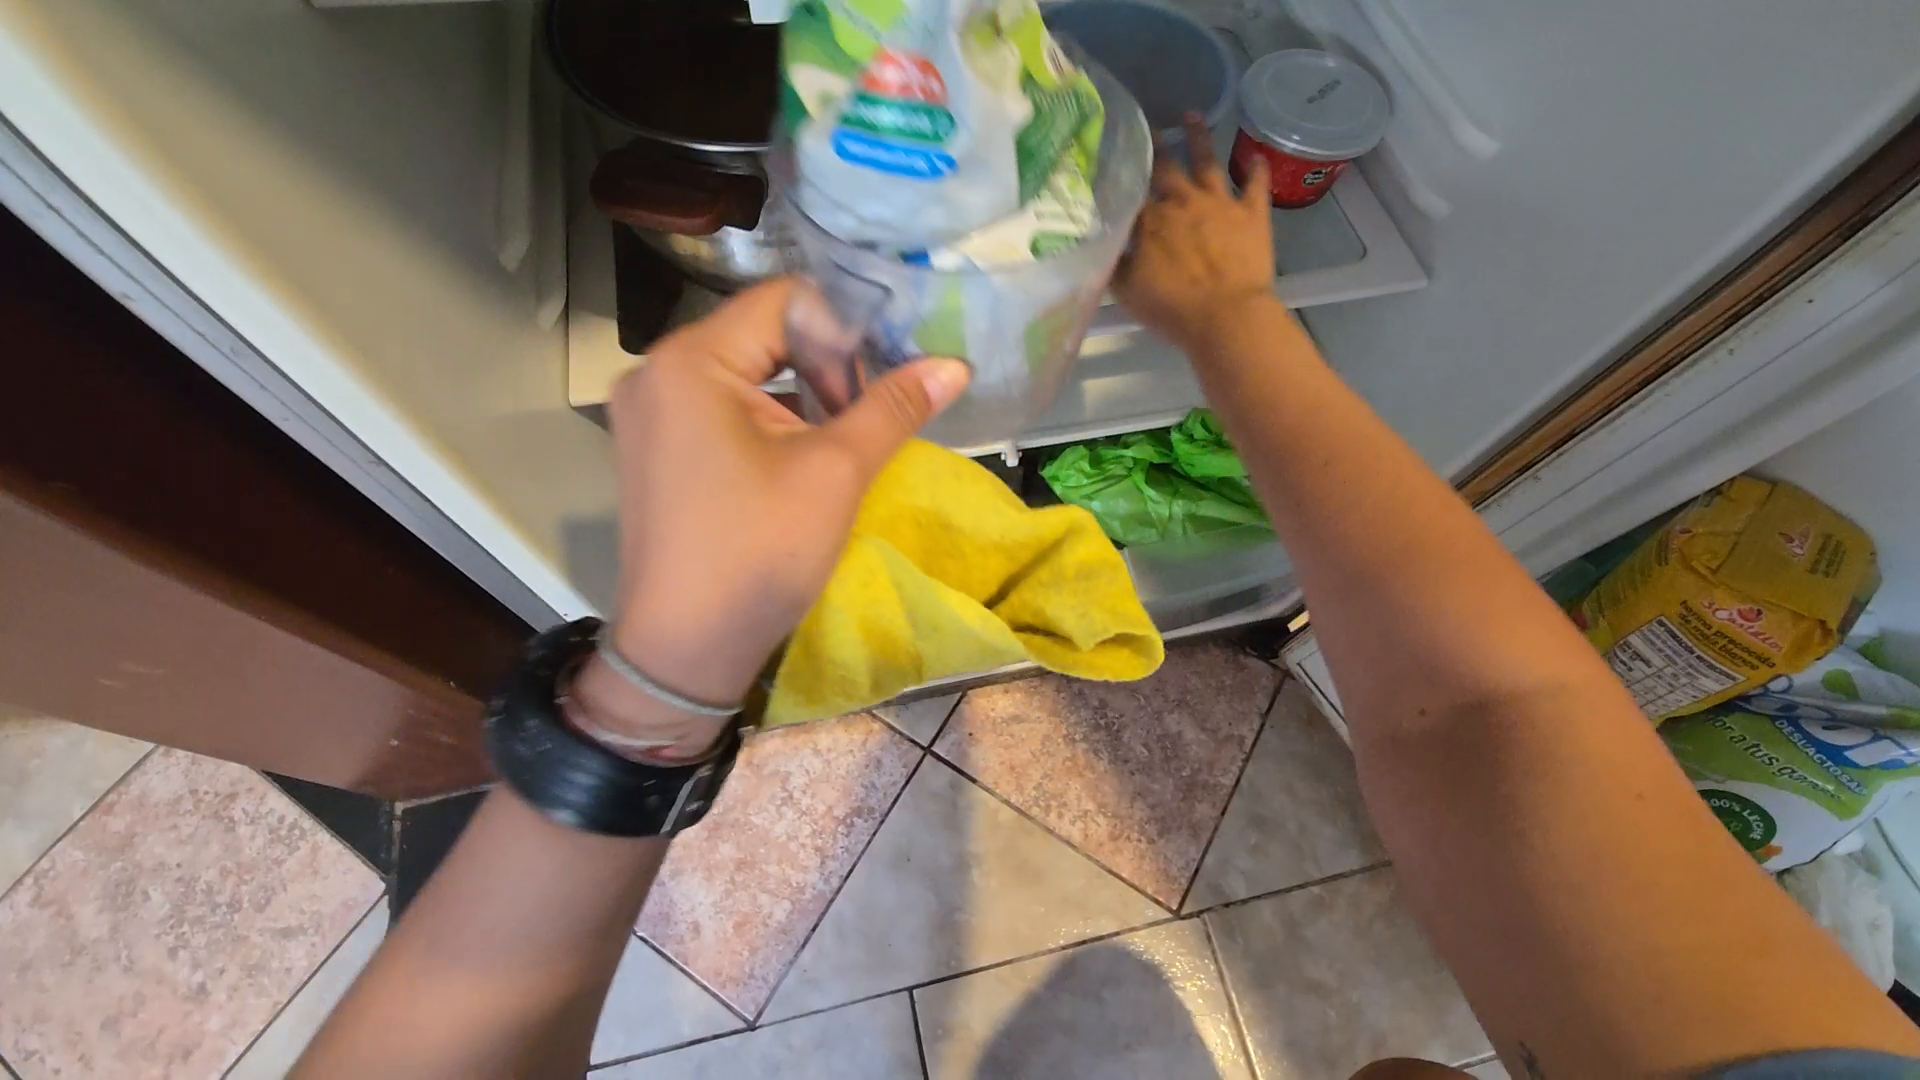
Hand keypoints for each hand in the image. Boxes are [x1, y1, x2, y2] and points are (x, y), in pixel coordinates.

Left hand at [572, 278, 969, 758]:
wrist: (684, 649)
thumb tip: (956, 365)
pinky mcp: (655, 449)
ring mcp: (649, 413)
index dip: (846, 331)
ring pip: (745, 375)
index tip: (884, 382)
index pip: (785, 301)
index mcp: (691, 360)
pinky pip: (722, 409)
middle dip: (827, 367)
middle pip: (762, 335)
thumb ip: (894, 408)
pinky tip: (801, 462)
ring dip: (803, 397)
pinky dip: (769, 422)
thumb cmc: (759, 552)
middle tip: (868, 418)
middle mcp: (657, 371)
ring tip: (844, 443)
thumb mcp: (836, 472)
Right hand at [1112, 114, 1276, 351]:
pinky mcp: (1252, 212)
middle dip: (1155, 145)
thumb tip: (1101, 243)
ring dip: (1199, 137)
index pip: (1130, 190)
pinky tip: (1255, 157)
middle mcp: (1182, 201)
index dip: (1121, 175)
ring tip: (1193, 115)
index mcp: (1149, 221)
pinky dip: (1255, 168)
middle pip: (1166, 166)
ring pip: (1207, 161)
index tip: (1113, 159)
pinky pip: (1256, 183)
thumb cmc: (1172, 309)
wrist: (1226, 318)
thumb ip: (1114, 264)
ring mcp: (1220, 203)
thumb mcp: (1127, 292)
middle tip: (1148, 127)